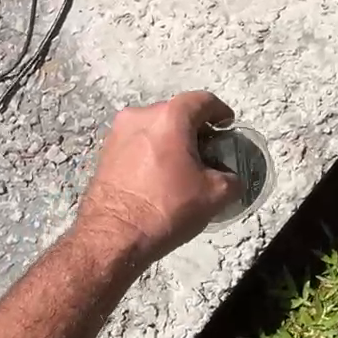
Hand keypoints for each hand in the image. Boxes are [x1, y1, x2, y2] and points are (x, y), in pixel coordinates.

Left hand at [76, 92, 243, 265]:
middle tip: (208, 152)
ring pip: (155, 128)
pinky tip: (160, 176)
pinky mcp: (105, 152)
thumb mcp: (215, 195)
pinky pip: (137, 143)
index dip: (220, 112)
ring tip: (183, 167)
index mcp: (170, 118)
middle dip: (195, 129)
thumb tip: (231, 178)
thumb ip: (232, 179)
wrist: (114, 237)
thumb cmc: (167, 209)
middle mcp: (140, 116)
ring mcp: (118, 133)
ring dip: (172, 141)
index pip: (203, 101)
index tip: (227, 126)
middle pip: (177, 113)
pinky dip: (153, 152)